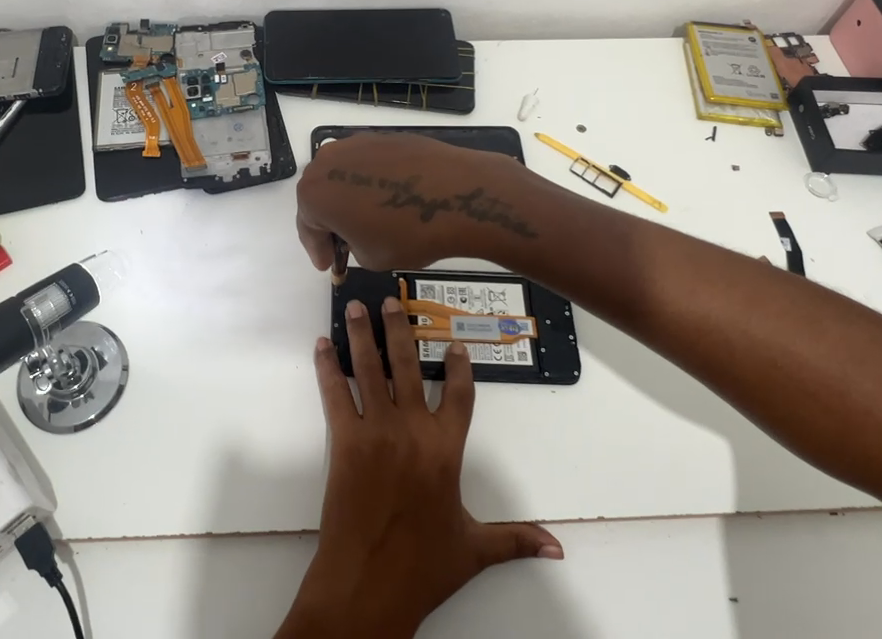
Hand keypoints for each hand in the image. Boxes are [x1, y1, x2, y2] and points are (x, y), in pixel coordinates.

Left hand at [275, 297, 561, 638]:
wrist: (370, 581)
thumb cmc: (424, 565)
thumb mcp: (475, 548)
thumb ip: (516, 539)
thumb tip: (558, 546)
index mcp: (447, 449)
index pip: (461, 396)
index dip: (460, 367)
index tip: (456, 343)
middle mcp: (413, 429)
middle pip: (409, 368)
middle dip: (400, 331)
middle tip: (391, 300)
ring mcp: (376, 431)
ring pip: (371, 370)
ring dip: (363, 336)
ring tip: (355, 307)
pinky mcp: (343, 440)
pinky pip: (334, 394)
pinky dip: (327, 368)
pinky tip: (323, 347)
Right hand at [296, 134, 545, 273]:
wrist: (457, 197)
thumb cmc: (406, 234)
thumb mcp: (369, 258)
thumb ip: (350, 244)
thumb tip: (359, 233)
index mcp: (314, 192)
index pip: (308, 226)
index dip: (318, 249)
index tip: (329, 265)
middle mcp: (328, 161)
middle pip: (322, 195)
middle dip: (331, 221)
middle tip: (344, 245)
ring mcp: (358, 144)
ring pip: (345, 177)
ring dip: (351, 200)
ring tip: (370, 222)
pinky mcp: (386, 138)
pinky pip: (371, 166)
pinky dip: (374, 184)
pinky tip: (391, 203)